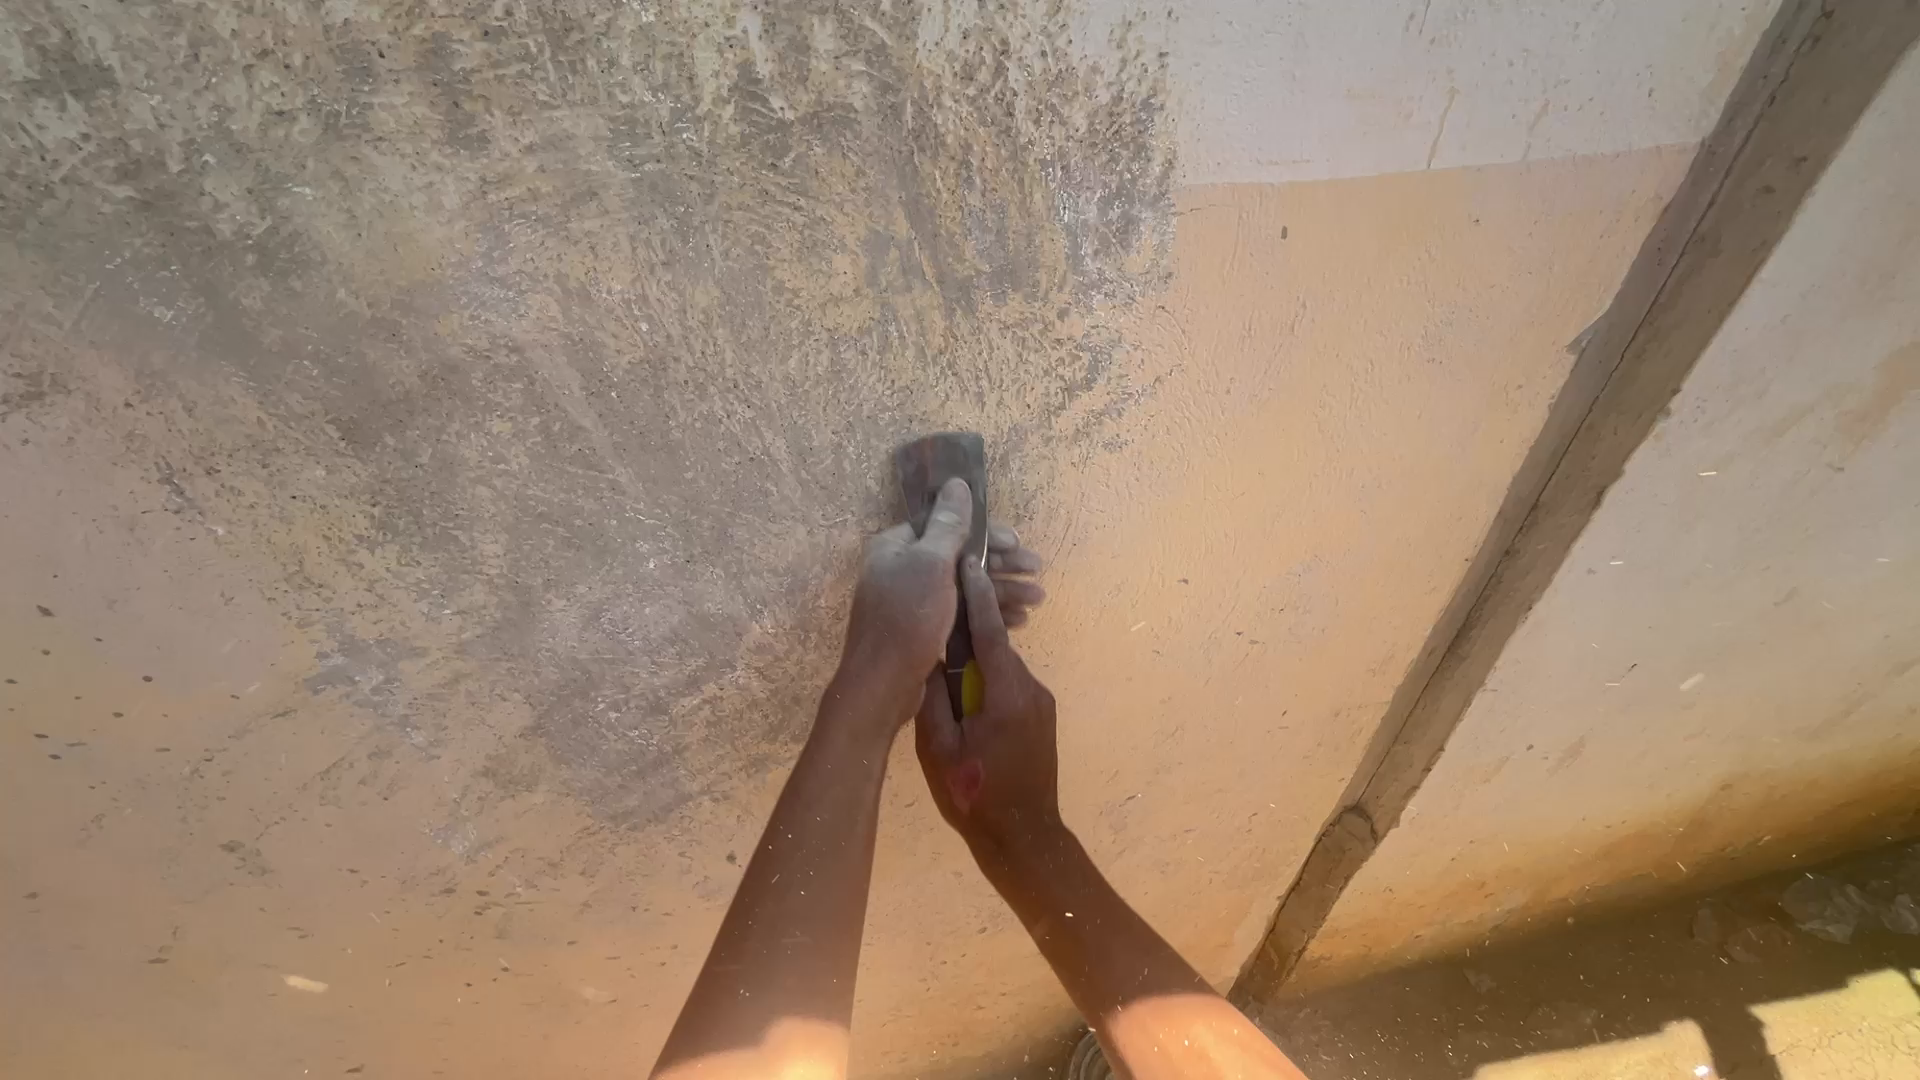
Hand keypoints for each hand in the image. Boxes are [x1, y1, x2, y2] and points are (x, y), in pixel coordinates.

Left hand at [840, 480, 1045, 705]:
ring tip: (1038, 600)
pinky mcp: (925, 628)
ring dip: (1002, 590)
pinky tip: (1018, 622)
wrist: (882, 686)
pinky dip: (988, 613)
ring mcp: (915, 600)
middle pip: (961, 557)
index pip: (948, 527)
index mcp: (897, 546)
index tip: (1016, 543)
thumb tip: (957, 482)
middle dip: (1002, 565)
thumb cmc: (907, 618)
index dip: (985, 534)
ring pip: (966, 587)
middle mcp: (904, 568)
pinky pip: (962, 611)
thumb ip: (949, 525)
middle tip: (1037, 572)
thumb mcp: (931, 564)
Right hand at [914, 560, 1060, 855]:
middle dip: (970, 633)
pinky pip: (1012, 686)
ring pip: (1003, 668)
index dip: (978, 594)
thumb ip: (932, 698)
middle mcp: (1031, 688)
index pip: (990, 631)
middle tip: (938, 623)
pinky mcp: (1044, 716)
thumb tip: (926, 656)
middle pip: (997, 647)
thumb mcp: (938, 749)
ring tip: (948, 675)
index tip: (969, 561)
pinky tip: (970, 703)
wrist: (1025, 838)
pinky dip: (991, 683)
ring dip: (978, 664)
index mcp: (1006, 693)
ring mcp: (1042, 703)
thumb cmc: (975, 796)